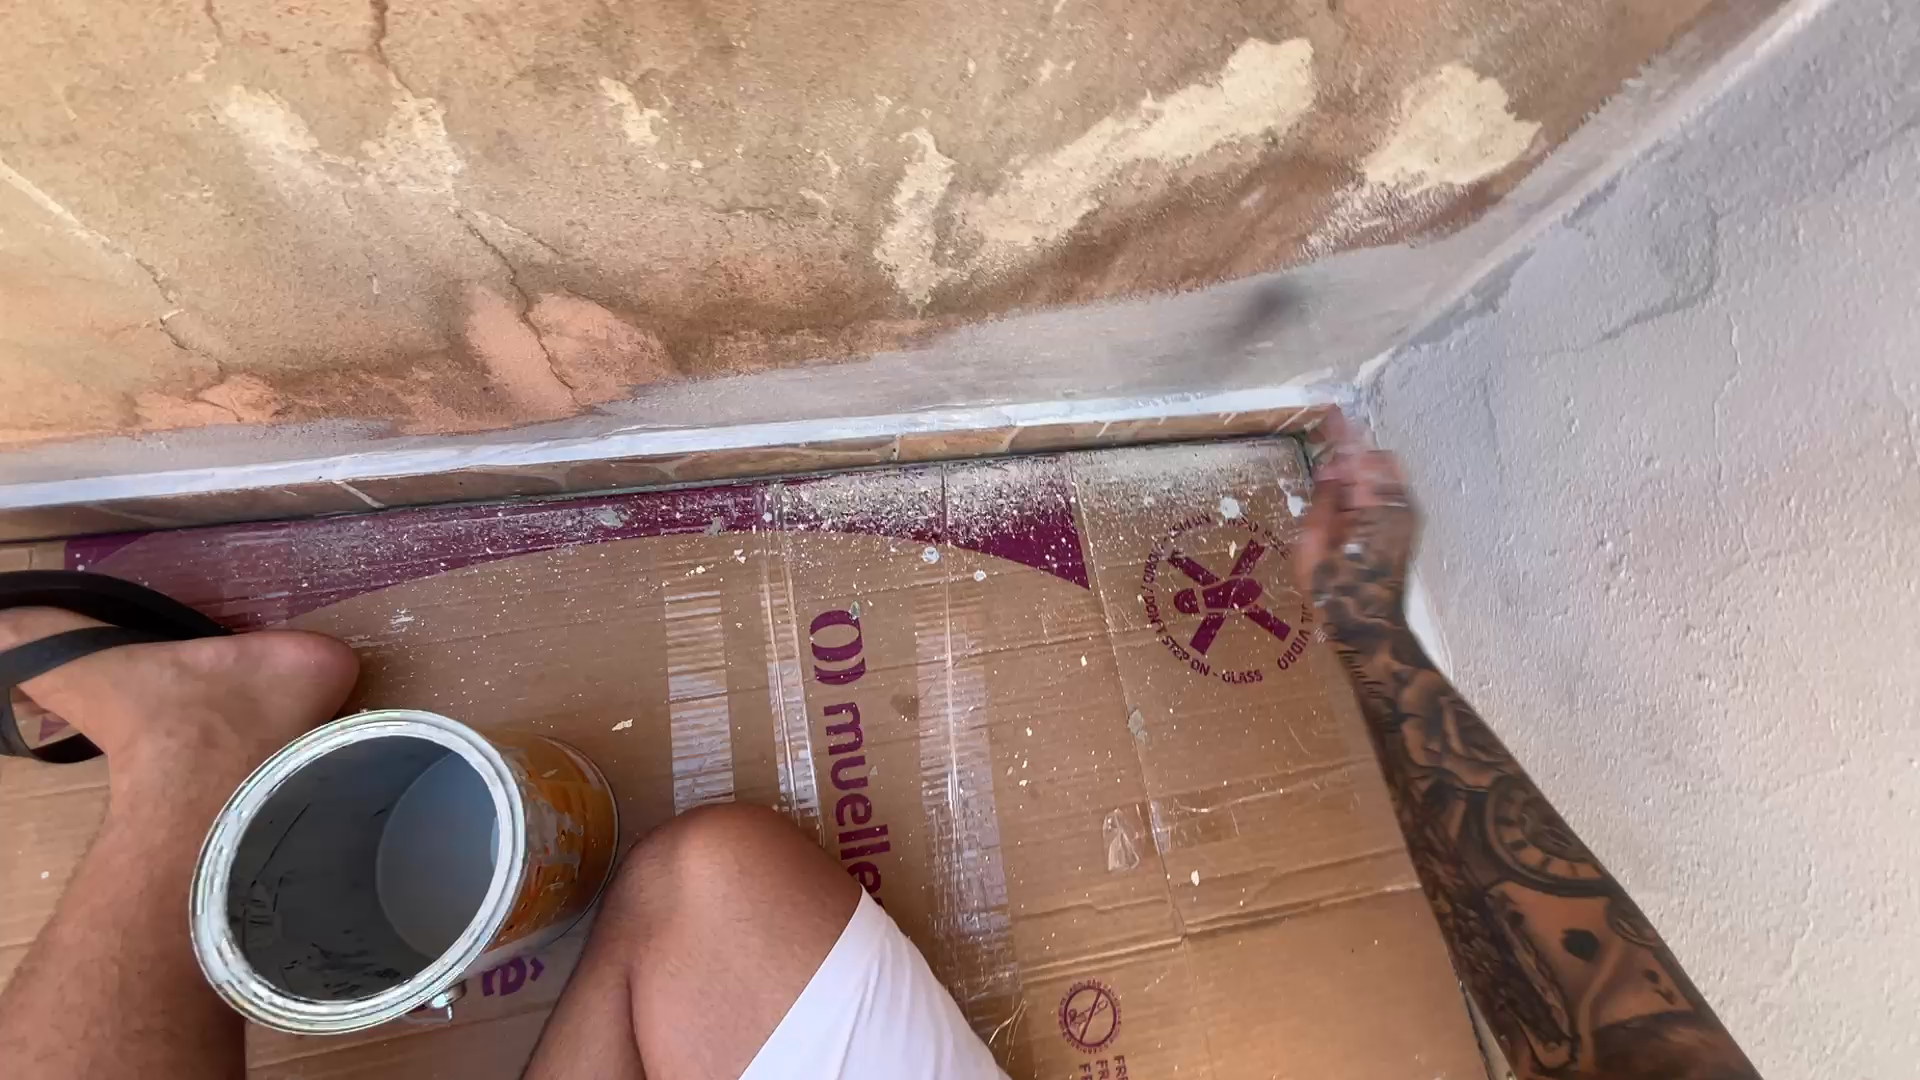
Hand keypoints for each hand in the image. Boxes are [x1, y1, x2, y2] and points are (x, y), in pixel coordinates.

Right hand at [1296, 410, 1419, 620]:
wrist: (1368, 624)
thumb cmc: (1333, 589)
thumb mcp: (1313, 544)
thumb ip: (1324, 500)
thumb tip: (1330, 465)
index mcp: (1373, 506)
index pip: (1359, 455)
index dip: (1343, 432)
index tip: (1331, 411)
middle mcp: (1398, 506)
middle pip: (1380, 459)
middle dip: (1355, 450)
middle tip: (1325, 453)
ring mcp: (1407, 518)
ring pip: (1387, 475)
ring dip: (1362, 469)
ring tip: (1331, 480)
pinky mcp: (1406, 529)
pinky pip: (1389, 492)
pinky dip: (1369, 485)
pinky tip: (1345, 501)